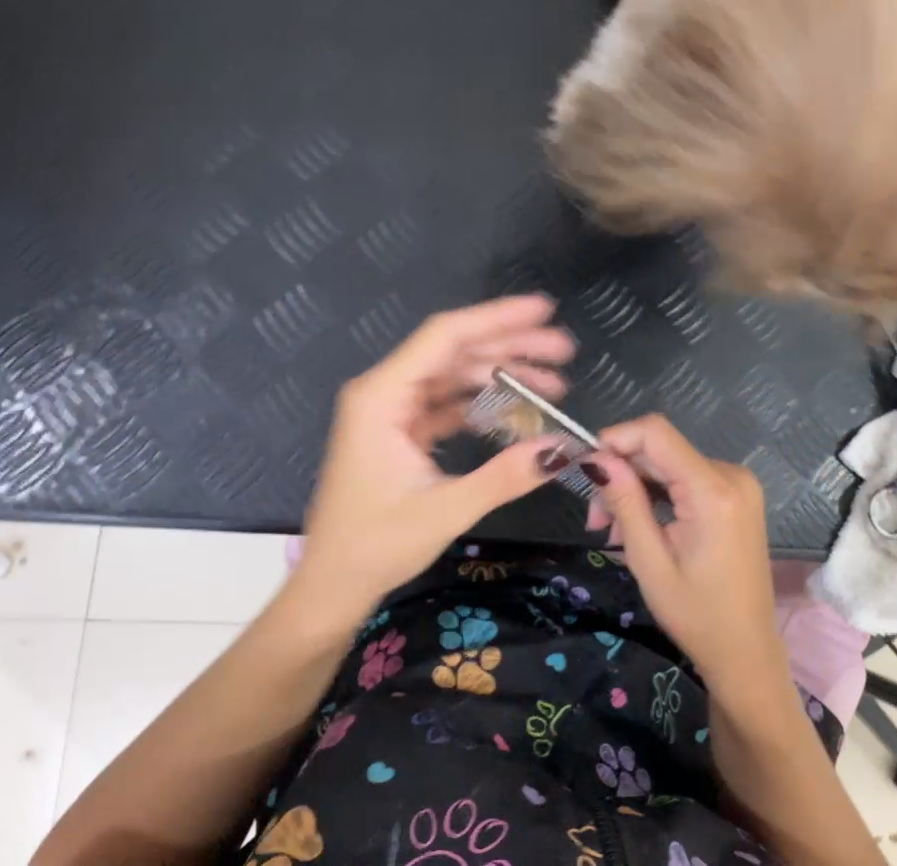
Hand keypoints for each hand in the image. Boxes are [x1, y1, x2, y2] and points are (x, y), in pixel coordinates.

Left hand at [294, 295, 576, 619]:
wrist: (331, 584)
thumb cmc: (374, 546)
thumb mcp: (445, 510)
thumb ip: (505, 475)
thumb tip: (565, 449)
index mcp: (382, 396)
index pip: (445, 336)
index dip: (498, 318)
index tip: (544, 311)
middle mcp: (384, 392)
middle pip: (453, 352)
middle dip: (510, 348)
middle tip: (565, 352)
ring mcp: (391, 411)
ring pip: (453, 377)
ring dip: (500, 378)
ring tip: (554, 385)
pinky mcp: (399, 432)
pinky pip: (446, 404)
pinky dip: (481, 406)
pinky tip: (518, 414)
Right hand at [584, 415, 786, 692]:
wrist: (746, 651)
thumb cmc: (696, 614)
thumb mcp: (649, 560)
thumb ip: (625, 502)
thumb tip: (596, 459)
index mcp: (713, 491)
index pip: (656, 433)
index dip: (616, 439)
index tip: (586, 469)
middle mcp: (732, 476)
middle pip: (661, 450)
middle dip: (621, 474)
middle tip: (595, 520)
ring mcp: (738, 485)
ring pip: (670, 464)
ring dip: (636, 488)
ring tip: (613, 531)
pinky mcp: (737, 496)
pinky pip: (687, 478)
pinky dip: (658, 495)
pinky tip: (641, 525)